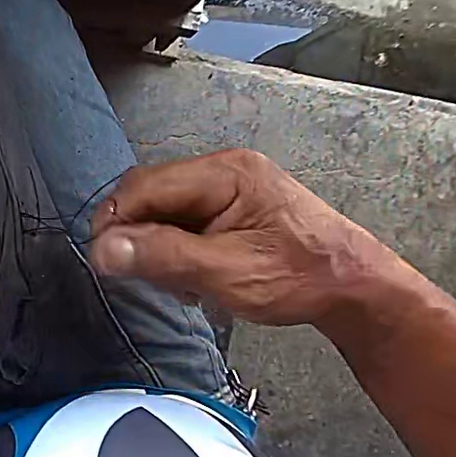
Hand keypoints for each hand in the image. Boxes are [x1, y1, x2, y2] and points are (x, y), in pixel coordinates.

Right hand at [89, 149, 401, 328]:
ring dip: (157, 246)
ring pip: (163, 210)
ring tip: (182, 283)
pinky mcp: (231, 207)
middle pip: (150, 194)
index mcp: (225, 173)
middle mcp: (223, 170)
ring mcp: (228, 187)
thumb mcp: (227, 273)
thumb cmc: (301, 277)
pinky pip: (184, 220)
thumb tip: (104, 249)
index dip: (115, 222)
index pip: (144, 187)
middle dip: (137, 236)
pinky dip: (176, 248)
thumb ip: (163, 257)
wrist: (352, 286)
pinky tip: (195, 276)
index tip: (104, 261)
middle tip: (143, 277)